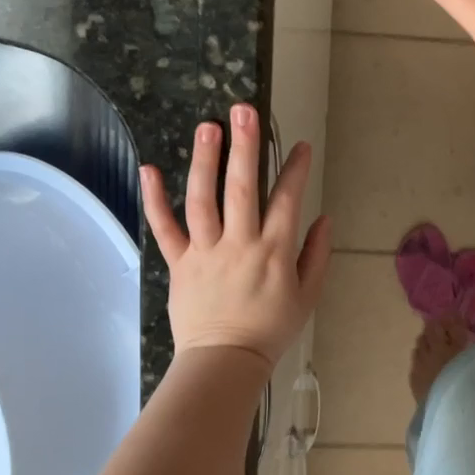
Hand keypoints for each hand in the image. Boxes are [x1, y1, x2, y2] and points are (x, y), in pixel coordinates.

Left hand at [140, 103, 330, 369]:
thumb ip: (316, 254)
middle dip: (243, 148)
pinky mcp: (179, 263)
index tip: (300, 144)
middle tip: (243, 111)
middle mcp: (239, 243)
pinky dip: (155, 200)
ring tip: (207, 126)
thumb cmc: (271, 329)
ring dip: (205, 161)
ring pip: (203, 200)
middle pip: (241, 189)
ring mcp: (205, 251)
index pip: (287, 200)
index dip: (295, 170)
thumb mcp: (307, 295)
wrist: (224, 364)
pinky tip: (150, 169)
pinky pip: (165, 229)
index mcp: (274, 250)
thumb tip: (325, 218)